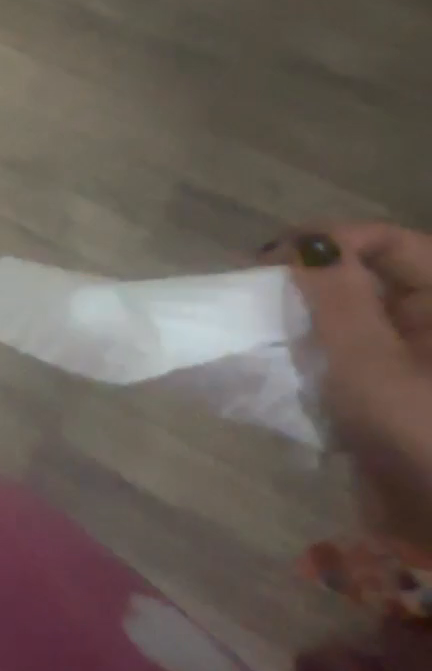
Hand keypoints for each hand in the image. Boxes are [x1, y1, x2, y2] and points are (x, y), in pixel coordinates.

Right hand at [264, 223, 431, 546]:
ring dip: (307, 307)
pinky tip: (283, 350)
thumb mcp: (368, 360)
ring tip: (262, 317)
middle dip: (312, 272)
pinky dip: (315, 339)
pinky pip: (353, 341)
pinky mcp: (399, 383)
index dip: (332, 239)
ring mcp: (421, 355)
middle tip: (254, 285)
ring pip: (357, 306)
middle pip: (375, 270)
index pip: (394, 242)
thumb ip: (334, 295)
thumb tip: (304, 243)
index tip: (269, 259)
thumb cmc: (418, 431)